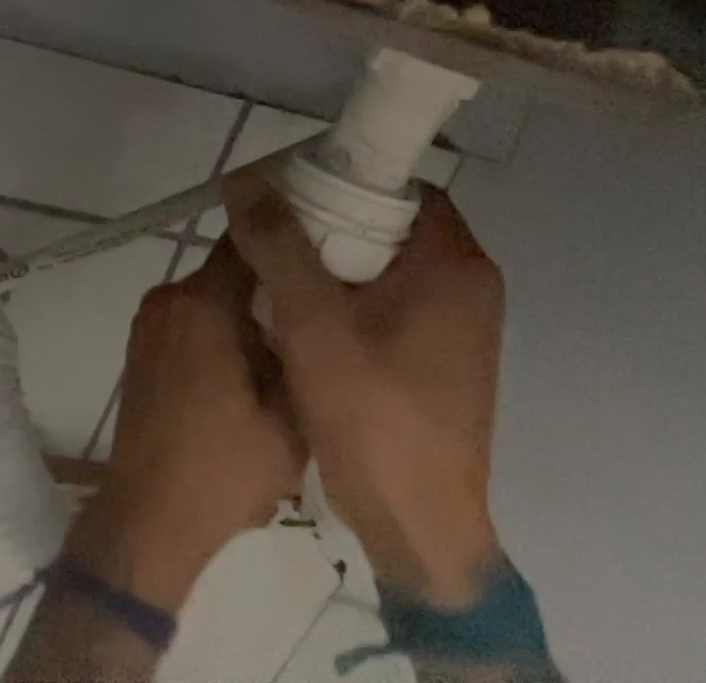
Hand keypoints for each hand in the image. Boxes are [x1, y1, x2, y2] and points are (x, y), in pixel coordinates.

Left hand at [68, 243, 307, 612]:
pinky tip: (253, 362)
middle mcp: (168, 299)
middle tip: (323, 299)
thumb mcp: (292, 417)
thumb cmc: (224, 468)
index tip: (333, 246)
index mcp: (203, 304)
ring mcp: (150, 323)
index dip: (291, 238)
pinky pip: (192, 319)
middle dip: (274, 279)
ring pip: (212, 295)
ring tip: (294, 336)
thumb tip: (313, 311)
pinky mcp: (143, 347)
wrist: (149, 515)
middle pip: (231, 267)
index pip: (249, 240)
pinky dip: (222, 327)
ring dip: (248, 308)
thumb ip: (304, 351)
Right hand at [223, 173, 505, 608]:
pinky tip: (290, 320)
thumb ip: (279, 247)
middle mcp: (462, 287)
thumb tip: (243, 179)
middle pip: (385, 226)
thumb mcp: (315, 324)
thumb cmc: (374, 417)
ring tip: (266, 275)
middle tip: (263, 237)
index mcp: (453, 267)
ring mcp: (449, 327)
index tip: (284, 192)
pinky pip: (378, 304)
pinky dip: (336, 300)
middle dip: (321, 225)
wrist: (417, 525)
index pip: (401, 188)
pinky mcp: (429, 359)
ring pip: (377, 267)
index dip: (342, 179)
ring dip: (323, 265)